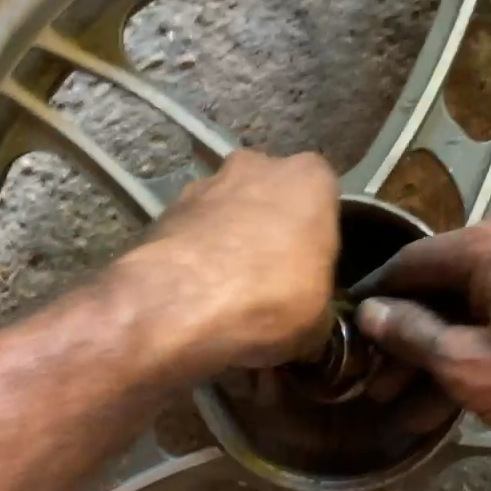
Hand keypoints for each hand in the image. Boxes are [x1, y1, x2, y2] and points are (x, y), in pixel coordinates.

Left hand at [120, 150, 339, 373]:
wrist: (185, 304)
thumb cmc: (273, 300)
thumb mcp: (319, 322)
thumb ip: (318, 309)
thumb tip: (308, 324)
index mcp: (310, 180)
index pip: (323, 201)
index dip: (316, 241)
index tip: (309, 275)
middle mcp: (259, 166)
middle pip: (271, 199)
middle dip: (270, 232)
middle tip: (269, 282)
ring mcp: (207, 182)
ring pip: (228, 212)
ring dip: (230, 241)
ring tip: (227, 292)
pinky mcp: (167, 208)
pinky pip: (193, 232)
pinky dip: (196, 255)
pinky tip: (196, 293)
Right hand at [352, 208, 490, 467]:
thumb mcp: (465, 364)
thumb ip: (410, 332)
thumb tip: (369, 312)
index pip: (413, 262)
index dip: (376, 299)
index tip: (346, 330)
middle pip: (442, 287)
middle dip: (406, 341)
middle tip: (377, 385)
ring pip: (470, 310)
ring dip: (435, 357)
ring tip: (403, 406)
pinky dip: (472, 354)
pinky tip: (443, 401)